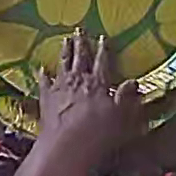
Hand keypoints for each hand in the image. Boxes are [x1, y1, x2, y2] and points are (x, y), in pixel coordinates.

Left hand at [36, 30, 139, 167]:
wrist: (65, 146)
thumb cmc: (97, 133)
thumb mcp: (121, 117)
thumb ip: (126, 98)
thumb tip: (133, 81)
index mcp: (98, 82)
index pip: (102, 61)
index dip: (102, 49)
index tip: (102, 37)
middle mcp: (79, 80)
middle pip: (81, 58)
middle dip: (81, 43)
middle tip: (80, 30)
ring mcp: (60, 87)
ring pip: (63, 64)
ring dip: (65, 52)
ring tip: (65, 40)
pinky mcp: (46, 98)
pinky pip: (44, 82)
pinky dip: (43, 74)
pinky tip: (41, 68)